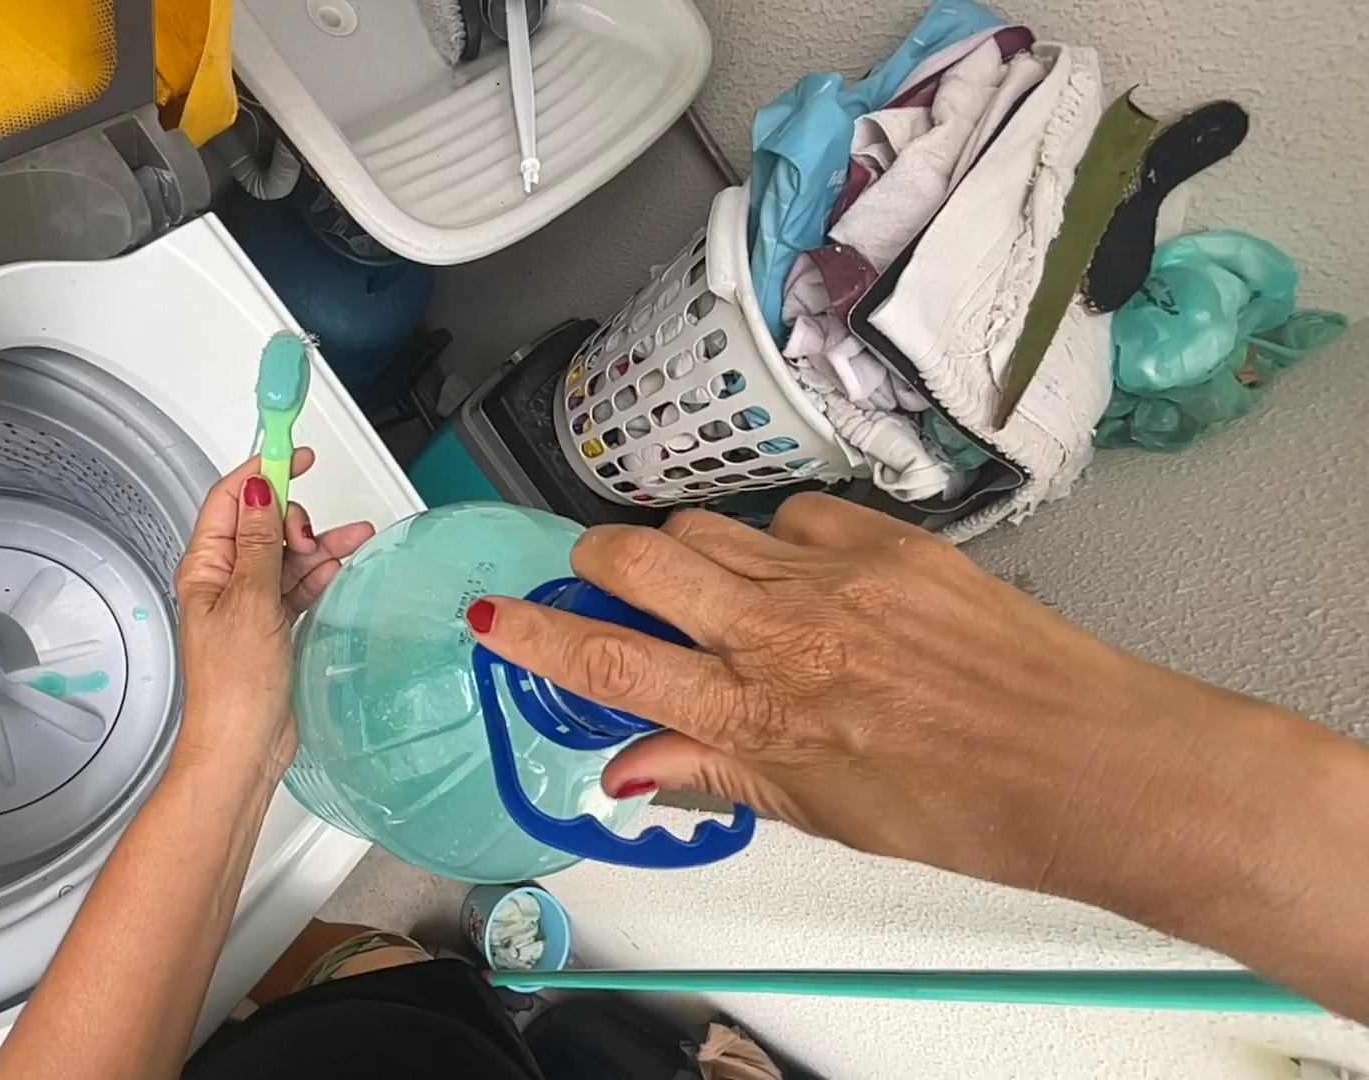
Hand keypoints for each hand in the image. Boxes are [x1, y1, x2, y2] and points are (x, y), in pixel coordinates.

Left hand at [174, 449, 375, 779]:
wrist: (244, 746)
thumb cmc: (232, 688)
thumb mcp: (250, 602)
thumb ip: (260, 544)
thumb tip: (260, 493)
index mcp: (205, 567)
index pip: (230, 500)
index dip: (262, 472)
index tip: (293, 455)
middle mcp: (226, 579)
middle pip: (263, 523)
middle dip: (293, 517)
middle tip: (308, 534)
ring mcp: (252, 601)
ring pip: (287, 552)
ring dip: (318, 543)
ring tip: (352, 537)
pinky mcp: (275, 621)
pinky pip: (300, 582)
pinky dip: (321, 571)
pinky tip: (342, 562)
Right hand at [465, 494, 1326, 914]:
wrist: (1099, 762)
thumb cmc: (954, 805)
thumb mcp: (811, 811)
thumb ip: (703, 773)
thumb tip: (624, 768)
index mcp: (753, 711)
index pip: (609, 665)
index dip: (533, 636)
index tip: (487, 614)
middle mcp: (776, 632)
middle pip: (633, 557)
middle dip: (593, 561)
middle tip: (602, 583)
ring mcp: (827, 574)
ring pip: (696, 525)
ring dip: (678, 554)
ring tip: (712, 589)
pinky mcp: (879, 537)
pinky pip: (781, 514)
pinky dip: (766, 542)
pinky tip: (797, 576)